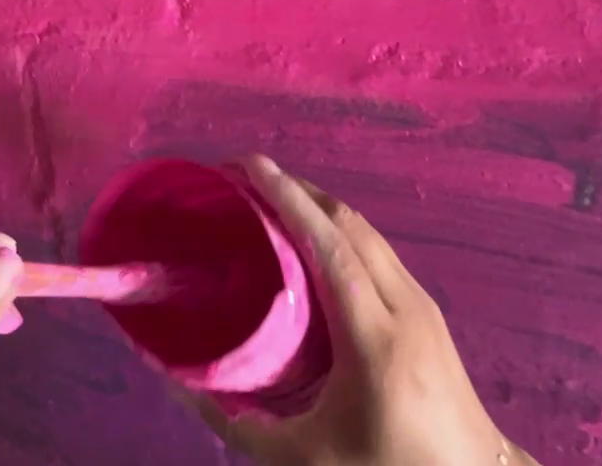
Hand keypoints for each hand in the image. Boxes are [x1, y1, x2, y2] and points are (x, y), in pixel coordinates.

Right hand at [183, 156, 538, 465]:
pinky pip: (372, 246)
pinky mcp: (426, 308)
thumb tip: (176, 384)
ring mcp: (421, 304)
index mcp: (375, 339)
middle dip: (293, 187)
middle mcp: (404, 307)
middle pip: (347, 223)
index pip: (329, 245)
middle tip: (241, 174)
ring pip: (363, 229)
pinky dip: (333, 224)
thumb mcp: (305, 461)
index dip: (286, 197)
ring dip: (313, 202)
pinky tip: (306, 231)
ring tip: (266, 193)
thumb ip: (236, 423)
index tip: (244, 166)